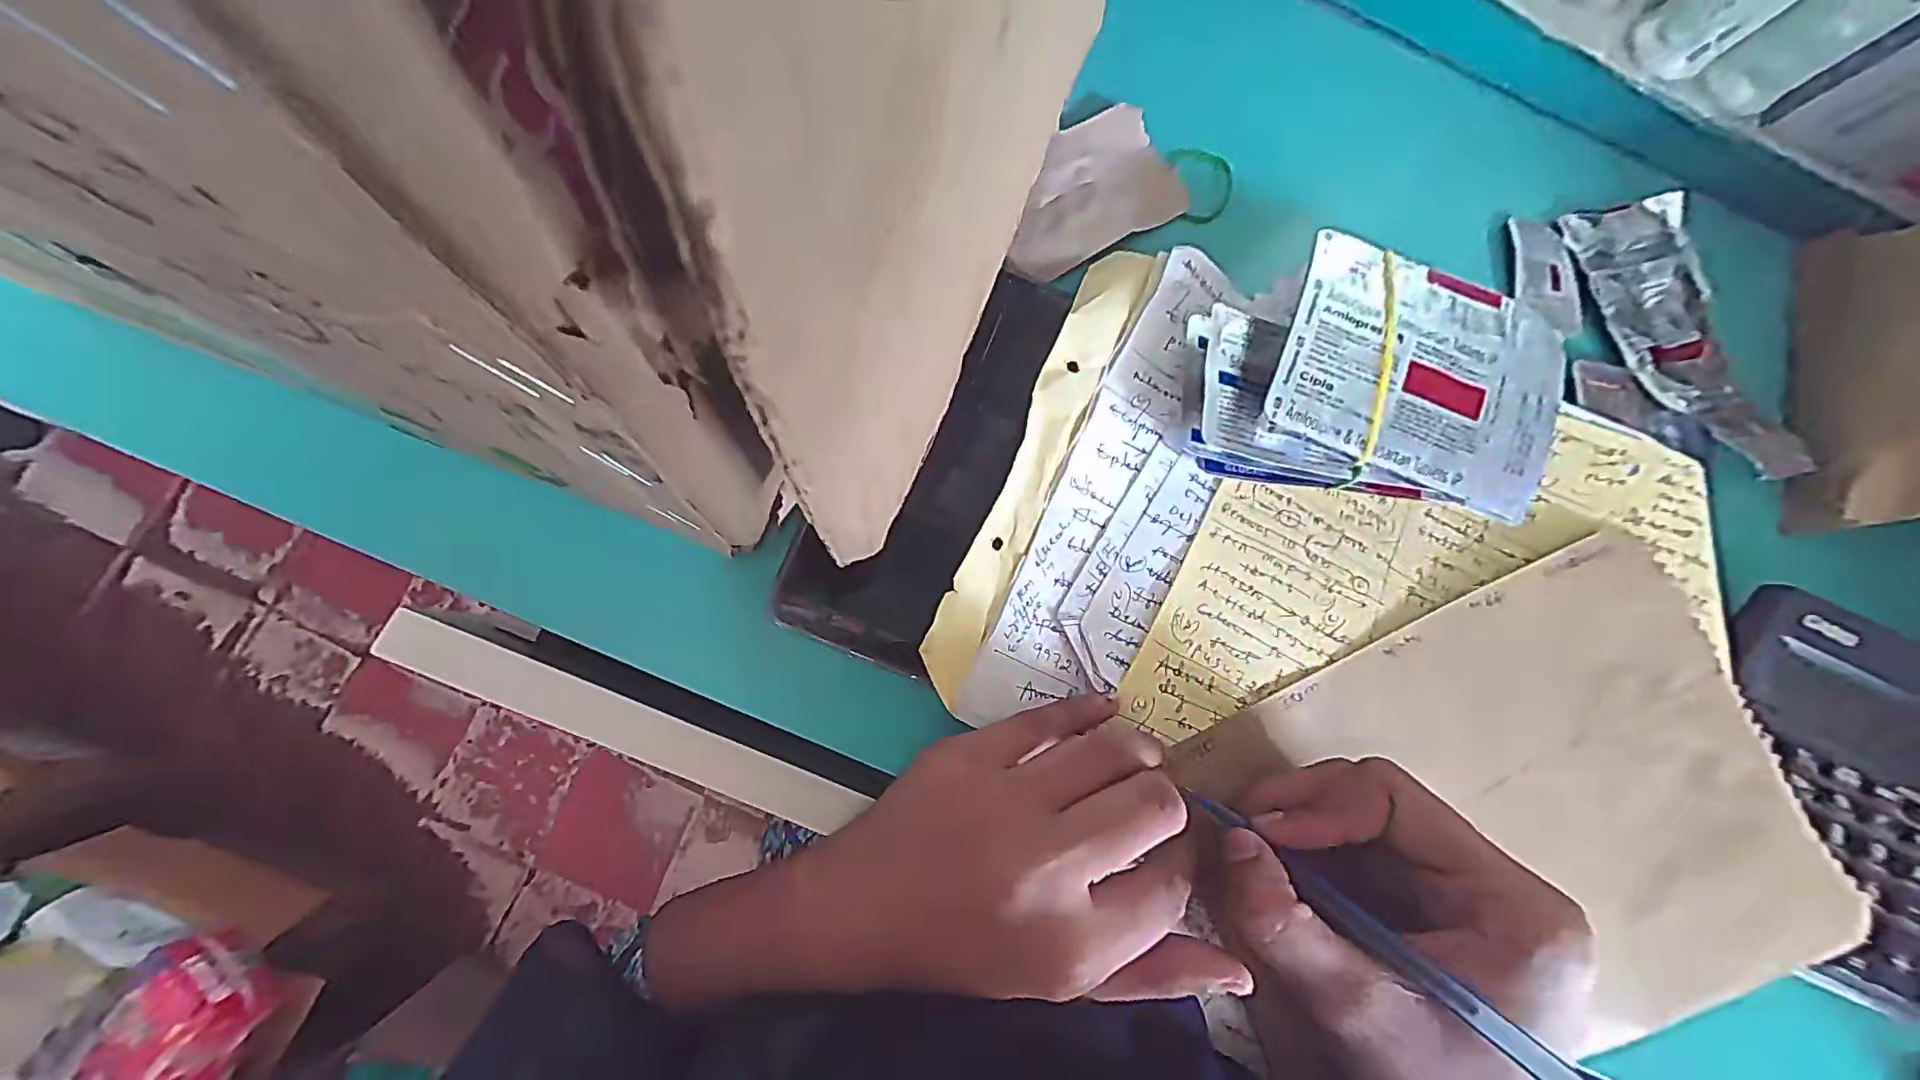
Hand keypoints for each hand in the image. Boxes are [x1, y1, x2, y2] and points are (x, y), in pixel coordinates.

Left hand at [645, 697, 1252, 1007]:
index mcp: (1073, 940)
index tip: (1175, 847)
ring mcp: (1004, 798)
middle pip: (1156, 805)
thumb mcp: (1058, 984)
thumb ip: (1149, 974)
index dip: (1187, 859)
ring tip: (1138, 758)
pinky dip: (1091, 709)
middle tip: (1156, 799)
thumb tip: (1237, 962)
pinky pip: (1050, 716)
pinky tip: (1108, 710)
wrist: (866, 905)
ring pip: (1114, 748)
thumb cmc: (966, 950)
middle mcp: (1047, 865)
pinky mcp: (969, 753)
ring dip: (1140, 750)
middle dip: (1171, 799)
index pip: (1176, 884)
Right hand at [1213, 758, 1594, 1078]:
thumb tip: (1233, 839)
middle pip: (1367, 801)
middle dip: (1295, 813)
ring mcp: (1453, 892)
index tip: (1261, 832)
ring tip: (1248, 857)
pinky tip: (1272, 880)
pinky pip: (1347, 856)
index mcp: (1510, 902)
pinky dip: (1299, 859)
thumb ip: (1287, 927)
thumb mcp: (1357, 1012)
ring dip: (1291, 834)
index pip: (1392, 797)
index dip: (1317, 804)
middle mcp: (1487, 881)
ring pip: (1351, 823)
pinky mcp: (1420, 907)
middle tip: (1240, 833)